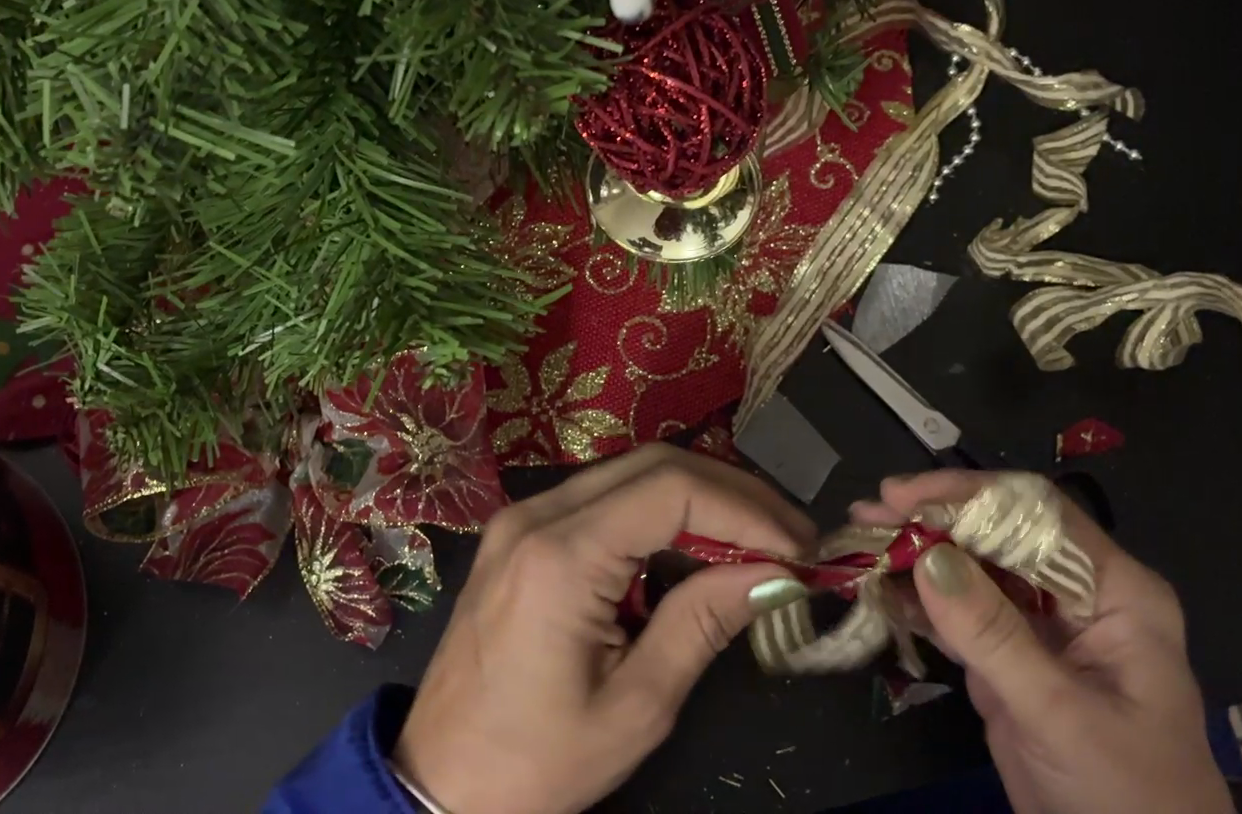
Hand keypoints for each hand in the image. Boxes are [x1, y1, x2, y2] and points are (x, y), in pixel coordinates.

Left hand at [393, 444, 814, 813]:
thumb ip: (703, 623)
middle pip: (653, 464)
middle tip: (790, 537)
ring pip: (627, 471)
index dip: (747, 509)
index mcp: (561, 556)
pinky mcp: (517, 532)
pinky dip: (655, 510)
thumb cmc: (538, 760)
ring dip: (697, 496)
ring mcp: (519, 517)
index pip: (673, 490)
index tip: (800, 549)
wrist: (440, 779)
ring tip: (755, 540)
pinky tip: (691, 547)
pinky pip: (599, 496)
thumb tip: (775, 573)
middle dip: (732, 491)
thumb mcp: (636, 705)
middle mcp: (535, 515)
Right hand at [858, 471, 1233, 813]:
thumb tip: (926, 557)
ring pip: (969, 565)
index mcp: (1115, 592)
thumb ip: (993, 635)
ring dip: (914, 554)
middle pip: (995, 533)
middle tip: (865, 514)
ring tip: (858, 541)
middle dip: (930, 520)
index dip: (968, 496)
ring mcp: (1038, 624)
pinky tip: (875, 588)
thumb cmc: (1128, 794)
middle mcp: (1076, 595)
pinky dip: (915, 598)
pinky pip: (955, 609)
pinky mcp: (1006, 654)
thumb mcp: (1060, 713)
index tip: (902, 497)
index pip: (1036, 516)